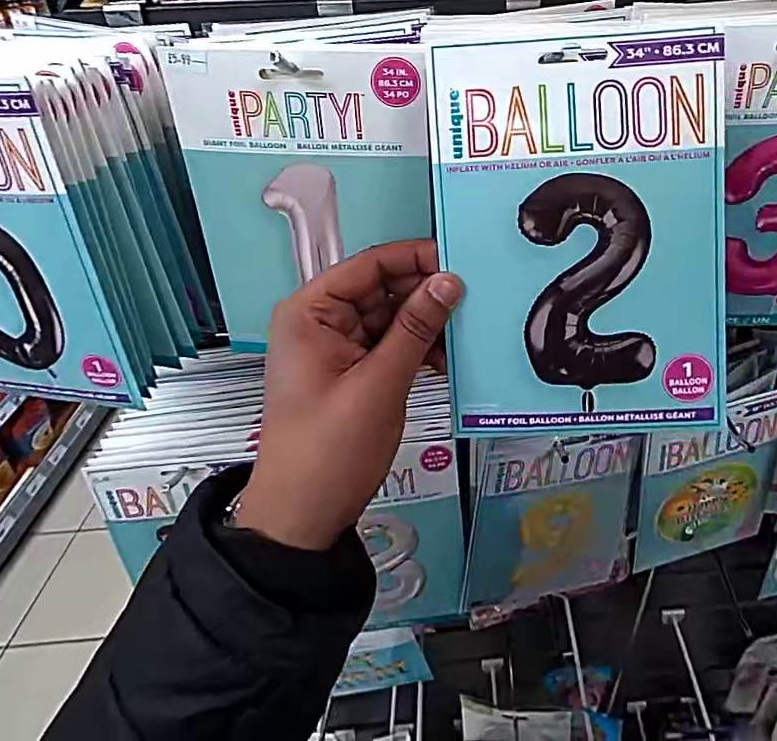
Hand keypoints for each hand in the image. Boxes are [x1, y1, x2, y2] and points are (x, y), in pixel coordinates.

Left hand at [235, 239, 461, 550]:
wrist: (305, 517)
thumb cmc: (327, 451)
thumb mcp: (379, 383)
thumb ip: (417, 327)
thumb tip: (449, 281)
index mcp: (312, 312)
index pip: (370, 265)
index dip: (416, 258)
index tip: (460, 262)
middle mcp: (324, 321)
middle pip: (385, 288)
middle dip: (427, 294)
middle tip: (471, 301)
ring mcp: (340, 345)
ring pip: (395, 315)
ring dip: (428, 324)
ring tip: (462, 334)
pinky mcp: (356, 368)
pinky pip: (395, 342)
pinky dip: (421, 347)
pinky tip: (446, 359)